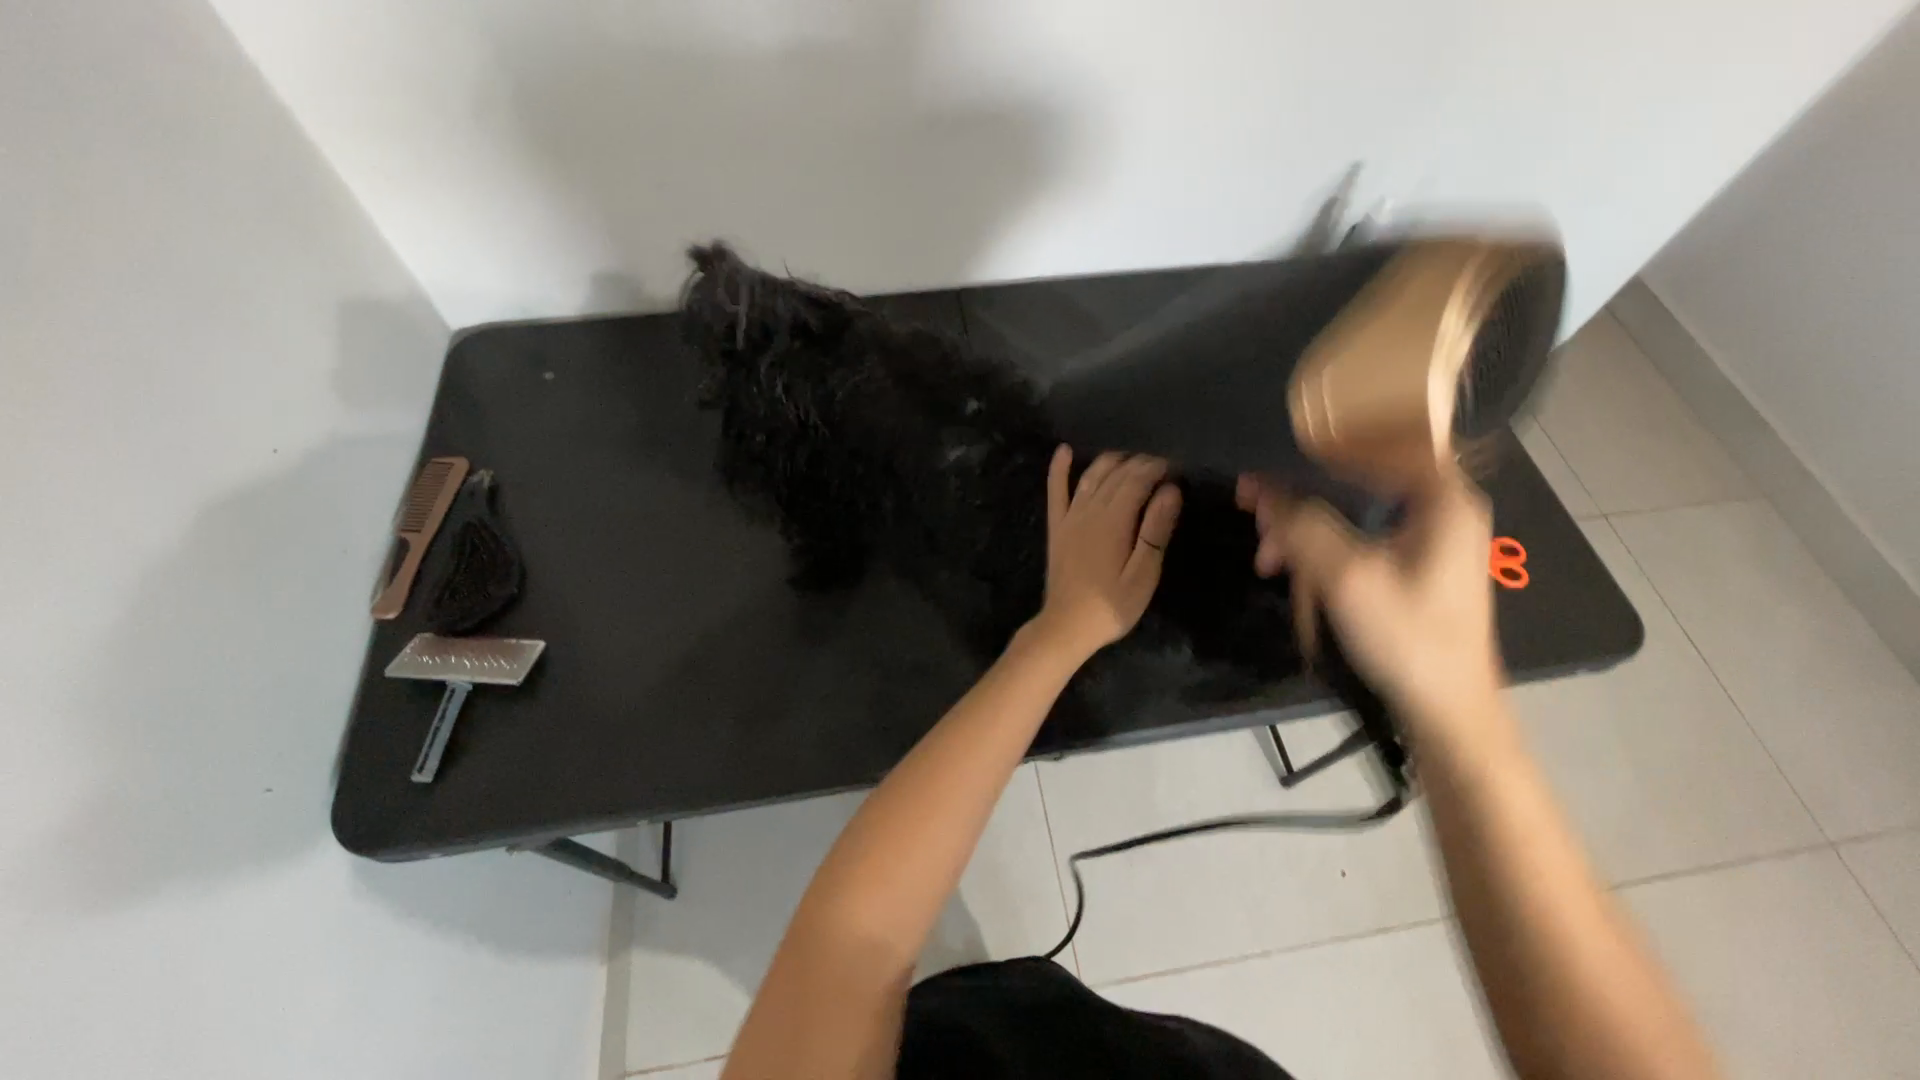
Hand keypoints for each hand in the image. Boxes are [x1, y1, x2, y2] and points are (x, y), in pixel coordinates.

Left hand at [1029, 446, 1183, 660]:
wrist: (1066, 626)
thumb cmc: (1112, 606)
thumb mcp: (1143, 574)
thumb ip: (1156, 530)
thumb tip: (1171, 490)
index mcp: (1114, 520)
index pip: (1138, 479)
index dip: (1159, 467)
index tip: (1178, 464)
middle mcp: (1089, 510)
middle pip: (1116, 473)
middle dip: (1141, 461)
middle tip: (1163, 462)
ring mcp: (1069, 516)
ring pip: (1091, 475)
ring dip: (1112, 460)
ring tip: (1133, 455)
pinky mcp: (1057, 526)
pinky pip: (1056, 489)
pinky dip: (1060, 468)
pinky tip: (1065, 450)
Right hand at [1236, 467, 1505, 747]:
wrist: (1445, 710)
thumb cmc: (1407, 639)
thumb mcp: (1346, 577)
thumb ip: (1302, 525)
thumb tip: (1263, 488)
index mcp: (1441, 498)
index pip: (1375, 442)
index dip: (1316, 447)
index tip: (1268, 459)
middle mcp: (1439, 507)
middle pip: (1356, 478)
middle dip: (1299, 499)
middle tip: (1255, 513)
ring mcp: (1426, 538)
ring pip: (1349, 512)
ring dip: (1303, 530)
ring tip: (1266, 558)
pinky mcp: (1411, 566)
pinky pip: (1356, 539)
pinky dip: (1321, 551)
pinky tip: (1289, 570)